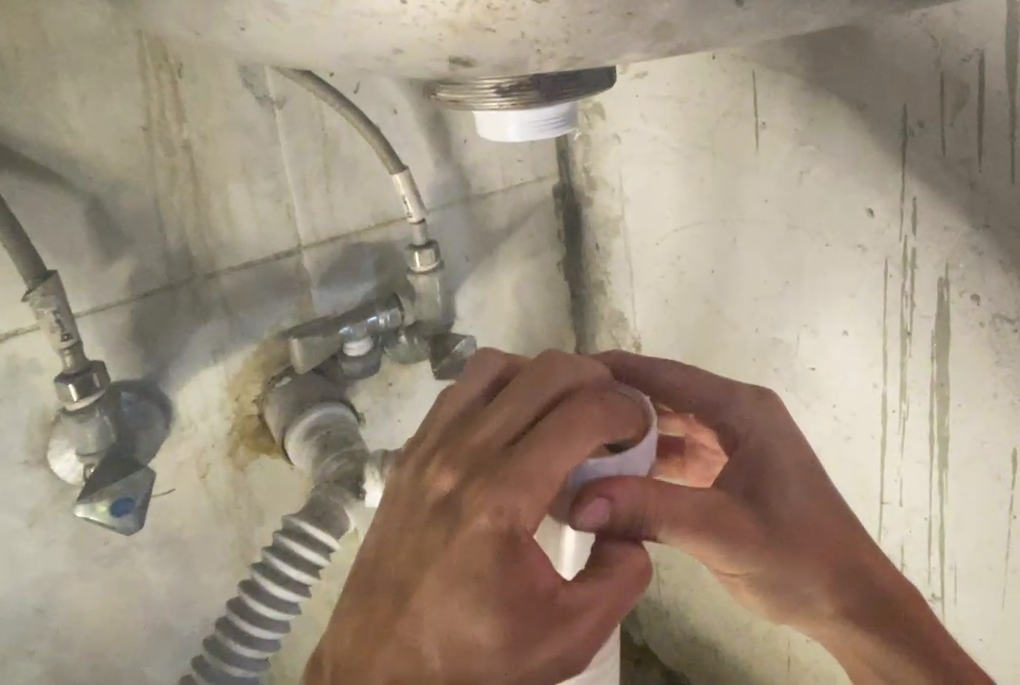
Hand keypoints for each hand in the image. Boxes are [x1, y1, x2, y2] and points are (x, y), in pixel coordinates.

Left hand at [306, 349, 652, 684]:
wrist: (378, 677)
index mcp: (503, 498)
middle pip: (546, 372)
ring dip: (543, 377)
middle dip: (596, 381)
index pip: (583, 412)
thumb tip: (630, 521)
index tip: (641, 429)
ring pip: (498, 365)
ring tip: (564, 412)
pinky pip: (461, 388)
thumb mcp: (569, 638)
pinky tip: (515, 423)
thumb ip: (622, 575)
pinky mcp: (408, 453)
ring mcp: (429, 448)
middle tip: (614, 415)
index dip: (626, 409)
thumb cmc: (475, 660)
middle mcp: (463, 456)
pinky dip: (499, 386)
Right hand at [569, 351, 991, 684]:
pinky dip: (646, 468)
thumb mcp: (721, 532)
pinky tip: (608, 480)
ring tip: (571, 446)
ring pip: (669, 429)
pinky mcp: (729, 474)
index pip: (668, 375)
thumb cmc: (797, 556)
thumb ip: (650, 510)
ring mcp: (733, 445)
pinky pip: (678, 459)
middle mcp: (736, 416)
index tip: (566, 371)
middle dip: (615, 405)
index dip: (617, 370)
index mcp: (742, 410)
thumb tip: (576, 502)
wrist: (850, 601)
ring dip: (627, 439)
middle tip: (558, 414)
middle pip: (665, 398)